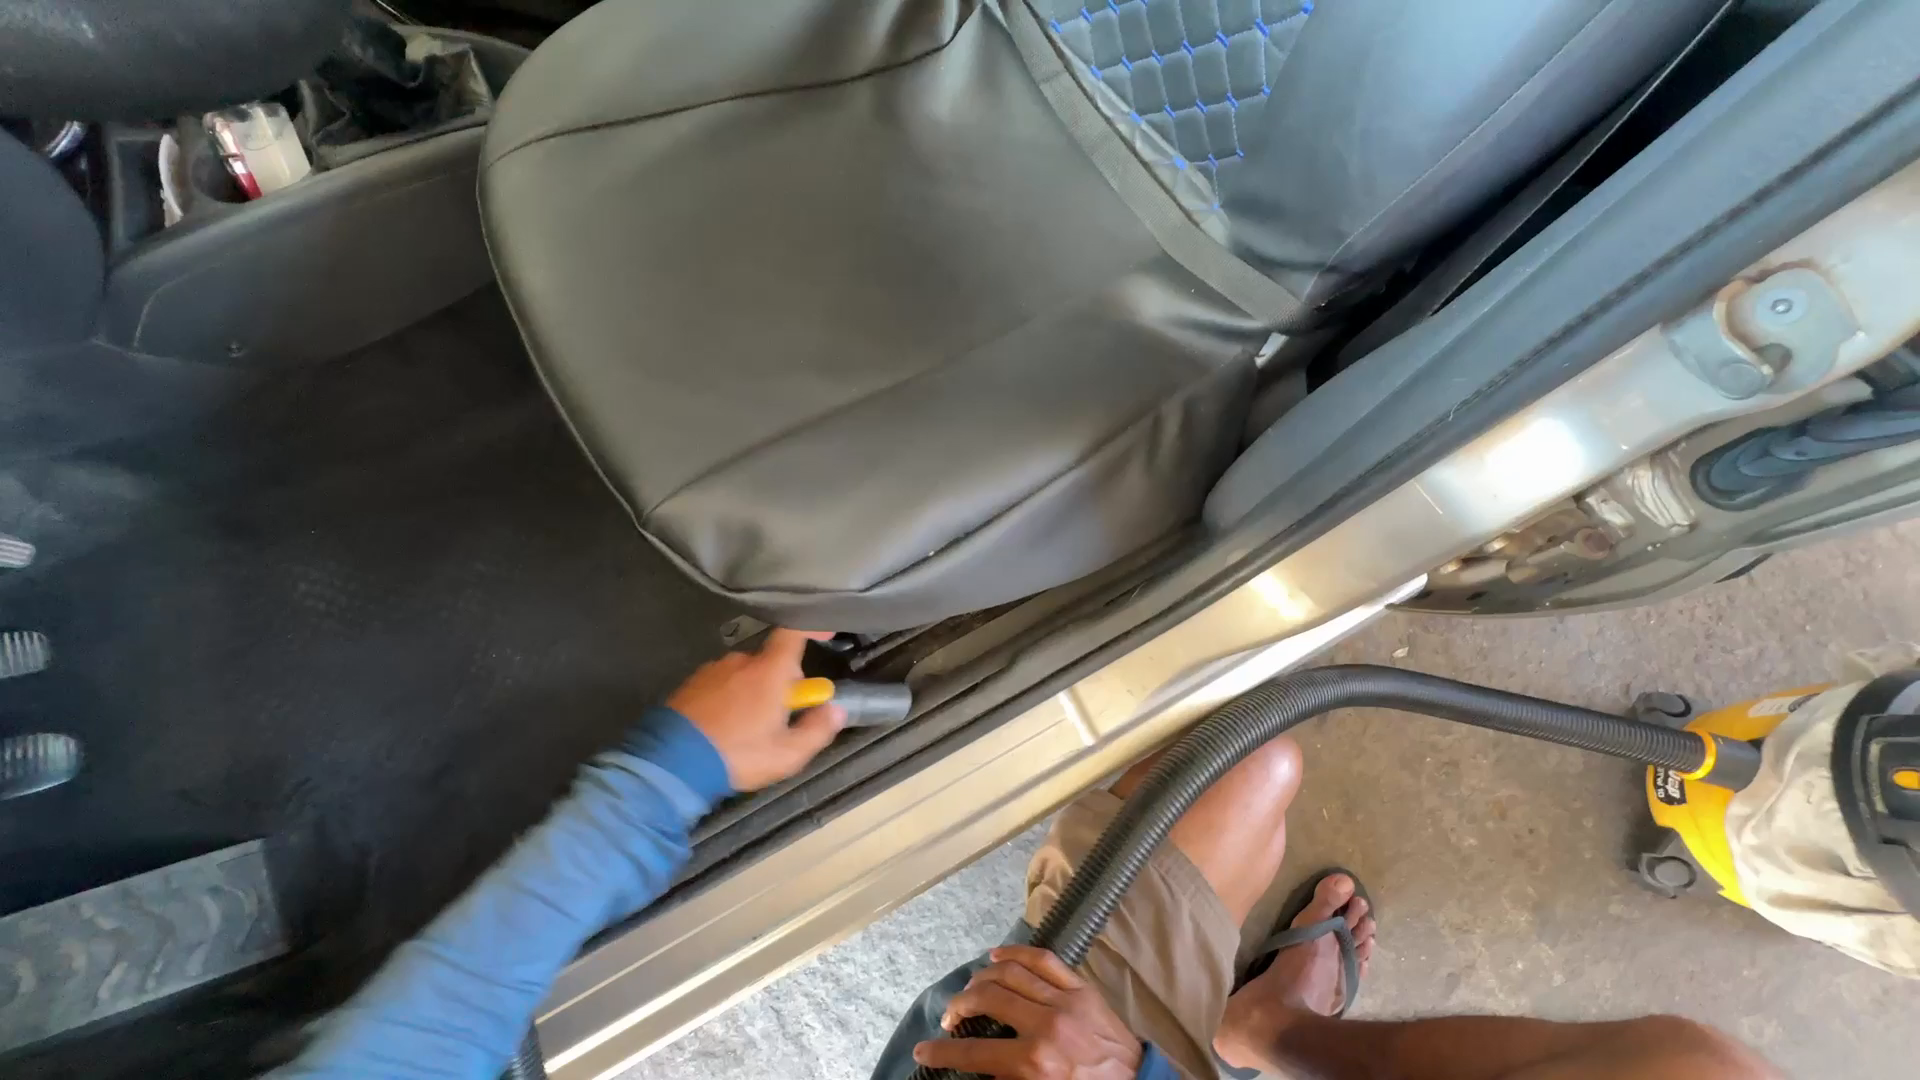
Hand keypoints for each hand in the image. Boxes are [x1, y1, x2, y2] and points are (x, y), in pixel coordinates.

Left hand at [666, 628, 844, 791]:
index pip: (794, 633)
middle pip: (772, 660)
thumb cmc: (738, 755)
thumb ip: (817, 730)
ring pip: (746, 673)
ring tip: (747, 728)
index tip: (826, 635)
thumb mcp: (787, 754)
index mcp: (769, 671)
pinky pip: (721, 682)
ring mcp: (712, 669)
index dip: (813, 629)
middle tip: (779, 717)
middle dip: (781, 683)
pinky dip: (729, 697)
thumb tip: (835, 710)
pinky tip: (723, 726)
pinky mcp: (691, 683)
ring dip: (753, 691)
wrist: (671, 764)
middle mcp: (741, 661)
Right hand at [912, 946, 1144, 1079]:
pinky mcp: (1081, 987)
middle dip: (960, 1005)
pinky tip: (997, 955)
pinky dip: (1017, 952)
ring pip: (1011, 973)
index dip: (943, 1052)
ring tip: (971, 988)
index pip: (975, 1053)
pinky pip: (1043, 959)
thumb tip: (978, 1068)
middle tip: (950, 1017)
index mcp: (1035, 1063)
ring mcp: (1064, 1000)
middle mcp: (1045, 1025)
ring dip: (983, 977)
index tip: (924, 1048)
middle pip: (988, 999)